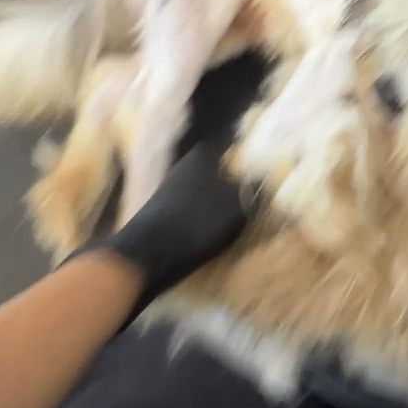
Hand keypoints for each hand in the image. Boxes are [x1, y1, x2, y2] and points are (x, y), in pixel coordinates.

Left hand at [92, 140, 250, 309]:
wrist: (144, 258)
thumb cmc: (197, 222)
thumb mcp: (238, 205)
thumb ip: (252, 189)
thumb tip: (261, 178)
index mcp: (203, 155)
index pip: (233, 149)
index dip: (249, 161)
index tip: (263, 174)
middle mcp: (183, 166)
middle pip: (216, 170)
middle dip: (232, 181)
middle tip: (251, 196)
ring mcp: (167, 190)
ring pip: (202, 191)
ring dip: (215, 202)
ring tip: (234, 218)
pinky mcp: (158, 214)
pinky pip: (189, 210)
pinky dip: (200, 217)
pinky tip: (210, 232)